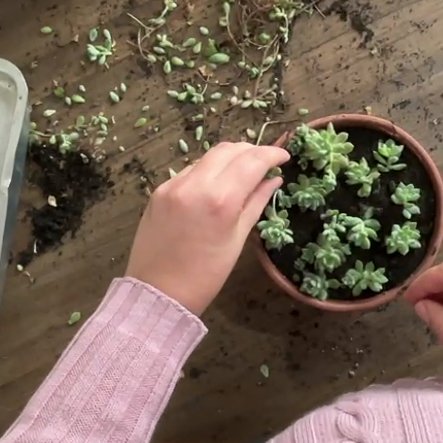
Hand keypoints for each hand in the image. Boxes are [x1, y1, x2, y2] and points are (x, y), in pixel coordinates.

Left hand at [126, 142, 289, 315]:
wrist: (157, 293)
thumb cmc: (206, 275)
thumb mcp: (238, 240)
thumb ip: (256, 203)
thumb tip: (273, 179)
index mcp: (220, 200)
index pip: (252, 161)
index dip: (272, 154)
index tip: (284, 156)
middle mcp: (195, 184)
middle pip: (229, 150)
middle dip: (251, 150)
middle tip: (265, 161)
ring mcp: (173, 185)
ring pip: (208, 157)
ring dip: (229, 158)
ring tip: (243, 172)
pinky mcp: (159, 191)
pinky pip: (189, 171)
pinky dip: (208, 171)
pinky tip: (215, 186)